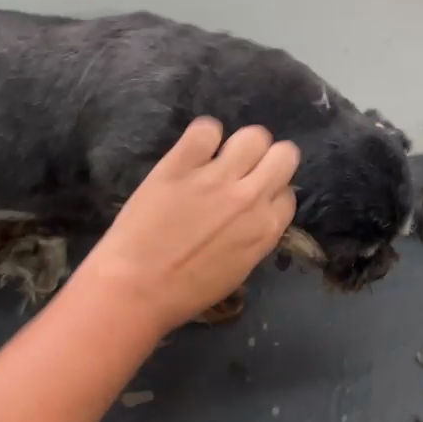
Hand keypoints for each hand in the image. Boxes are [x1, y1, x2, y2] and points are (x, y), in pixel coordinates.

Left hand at [73, 118, 297, 336]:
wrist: (135, 288)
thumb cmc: (184, 292)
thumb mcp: (237, 270)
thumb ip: (253, 236)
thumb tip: (252, 214)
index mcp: (266, 229)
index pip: (287, 193)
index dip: (271, 192)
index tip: (253, 198)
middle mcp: (249, 197)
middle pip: (284, 154)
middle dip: (268, 159)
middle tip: (243, 170)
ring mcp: (216, 178)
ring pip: (252, 136)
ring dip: (239, 145)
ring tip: (218, 158)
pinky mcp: (180, 164)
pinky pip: (206, 129)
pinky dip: (203, 136)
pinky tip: (192, 153)